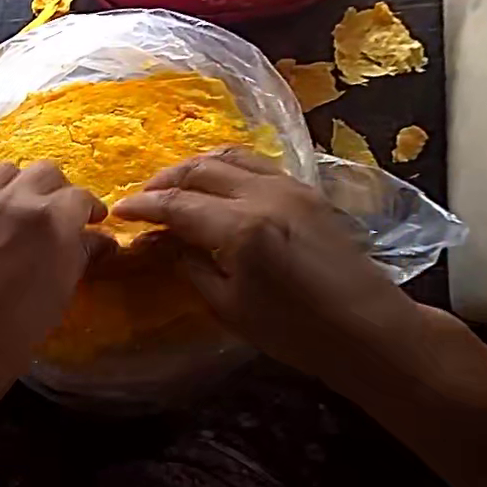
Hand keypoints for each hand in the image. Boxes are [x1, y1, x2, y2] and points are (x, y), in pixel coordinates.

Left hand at [0, 160, 113, 407]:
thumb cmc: (22, 324)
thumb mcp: (63, 287)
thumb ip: (81, 253)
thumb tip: (99, 240)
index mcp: (53, 218)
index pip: (81, 198)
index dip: (90, 210)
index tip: (93, 224)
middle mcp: (18, 199)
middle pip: (47, 173)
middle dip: (60, 191)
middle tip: (63, 215)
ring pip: (11, 171)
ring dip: (25, 184)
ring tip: (29, 208)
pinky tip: (0, 214)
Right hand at [110, 148, 430, 383]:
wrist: (368, 330)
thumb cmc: (291, 329)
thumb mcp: (224, 304)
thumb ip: (189, 263)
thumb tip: (164, 241)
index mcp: (241, 227)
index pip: (176, 204)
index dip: (142, 206)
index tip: (118, 211)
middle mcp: (265, 196)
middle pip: (200, 170)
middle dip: (163, 181)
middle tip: (141, 199)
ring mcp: (290, 189)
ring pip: (230, 157)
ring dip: (193, 168)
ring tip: (173, 186)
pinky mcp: (306, 193)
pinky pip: (255, 165)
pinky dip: (225, 168)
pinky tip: (213, 186)